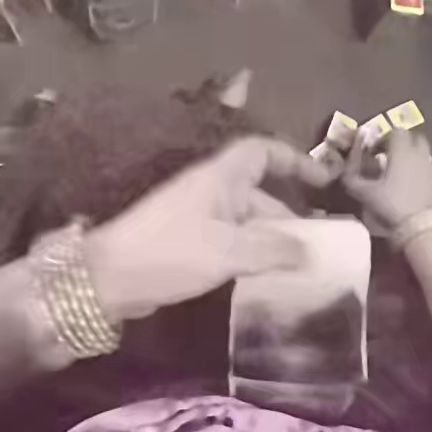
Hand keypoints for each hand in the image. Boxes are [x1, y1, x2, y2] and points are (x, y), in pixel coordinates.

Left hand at [85, 137, 331, 319]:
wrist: (108, 279)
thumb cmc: (169, 252)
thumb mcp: (227, 250)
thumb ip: (272, 249)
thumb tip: (310, 254)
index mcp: (219, 178)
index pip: (261, 152)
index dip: (293, 160)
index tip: (322, 182)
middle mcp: (211, 192)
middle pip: (260, 195)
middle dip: (290, 218)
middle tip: (318, 249)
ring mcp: (200, 219)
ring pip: (247, 224)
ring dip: (273, 243)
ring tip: (301, 269)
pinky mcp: (191, 245)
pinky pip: (232, 244)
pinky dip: (252, 256)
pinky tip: (269, 278)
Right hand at [341, 126, 431, 230]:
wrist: (423, 225)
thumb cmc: (393, 204)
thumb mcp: (366, 193)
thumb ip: (352, 179)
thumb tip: (345, 169)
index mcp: (402, 150)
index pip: (395, 130)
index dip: (382, 136)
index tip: (371, 148)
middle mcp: (418, 153)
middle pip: (411, 136)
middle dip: (398, 141)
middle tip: (383, 153)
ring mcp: (429, 165)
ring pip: (419, 150)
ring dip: (407, 153)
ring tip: (392, 167)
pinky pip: (423, 163)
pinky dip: (414, 165)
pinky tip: (402, 180)